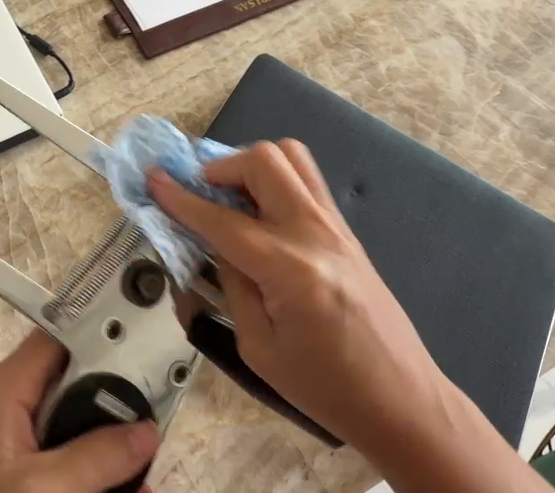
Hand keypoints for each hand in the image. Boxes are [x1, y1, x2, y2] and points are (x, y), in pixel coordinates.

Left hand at [0, 331, 159, 492]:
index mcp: (6, 390)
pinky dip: (99, 472)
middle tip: (152, 421)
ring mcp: (18, 441)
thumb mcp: (46, 487)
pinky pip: (72, 458)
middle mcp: (12, 405)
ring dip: (114, 447)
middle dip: (117, 404)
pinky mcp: (25, 473)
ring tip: (146, 471)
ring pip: (80, 424)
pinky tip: (130, 490)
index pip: (59, 336)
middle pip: (77, 382)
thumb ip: (99, 455)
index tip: (145, 349)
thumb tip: (148, 431)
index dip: (101, 336)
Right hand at [149, 140, 552, 492]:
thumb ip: (231, 285)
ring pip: (291, 156)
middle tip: (203, 196)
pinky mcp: (346, 229)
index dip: (180, 197)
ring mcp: (336, 225)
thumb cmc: (327, 388)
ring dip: (252, 166)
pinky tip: (262, 215)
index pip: (222, 219)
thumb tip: (213, 243)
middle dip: (221, 168)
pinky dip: (275, 179)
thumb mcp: (259, 348)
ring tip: (234, 200)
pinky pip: (306, 179)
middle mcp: (315, 232)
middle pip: (263, 161)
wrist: (402, 399)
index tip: (153, 178)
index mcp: (290, 269)